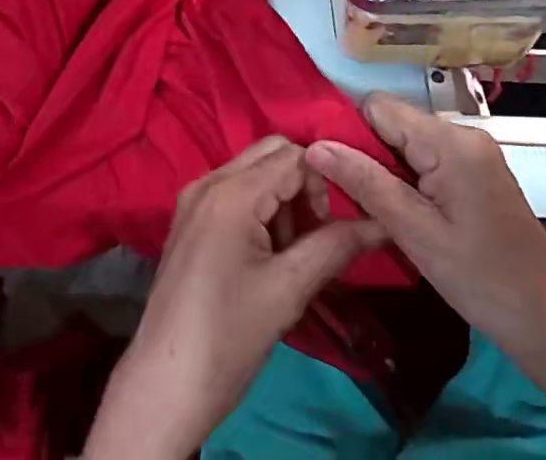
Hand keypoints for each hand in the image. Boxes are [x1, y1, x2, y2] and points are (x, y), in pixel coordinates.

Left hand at [83, 136, 385, 459]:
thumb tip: (383, 222)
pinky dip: (261, 208)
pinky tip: (266, 255)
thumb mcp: (289, 289)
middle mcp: (209, 182)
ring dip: (283, 199)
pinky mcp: (189, 220)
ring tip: (291, 253)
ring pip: (255, 171)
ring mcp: (194, 200)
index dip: (325, 182)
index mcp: (231, 192)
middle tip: (315, 234)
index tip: (333, 227)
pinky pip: (236, 192)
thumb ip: (337, 245)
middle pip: (273, 154)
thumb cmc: (228, 338)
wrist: (162, 391)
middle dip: (303, 185)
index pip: (295, 155)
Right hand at [303, 94, 545, 359]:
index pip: (379, 106)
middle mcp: (463, 133)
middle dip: (365, 155)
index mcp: (450, 141)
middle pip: (393, 122)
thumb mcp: (415, 233)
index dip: (348, 132)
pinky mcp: (477, 170)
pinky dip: (407, 180)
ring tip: (374, 213)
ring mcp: (473, 151)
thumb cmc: (481, 279)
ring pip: (407, 142)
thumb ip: (365, 183)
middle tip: (348, 201)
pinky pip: (428, 158)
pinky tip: (403, 214)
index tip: (328, 172)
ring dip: (384, 171)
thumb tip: (316, 147)